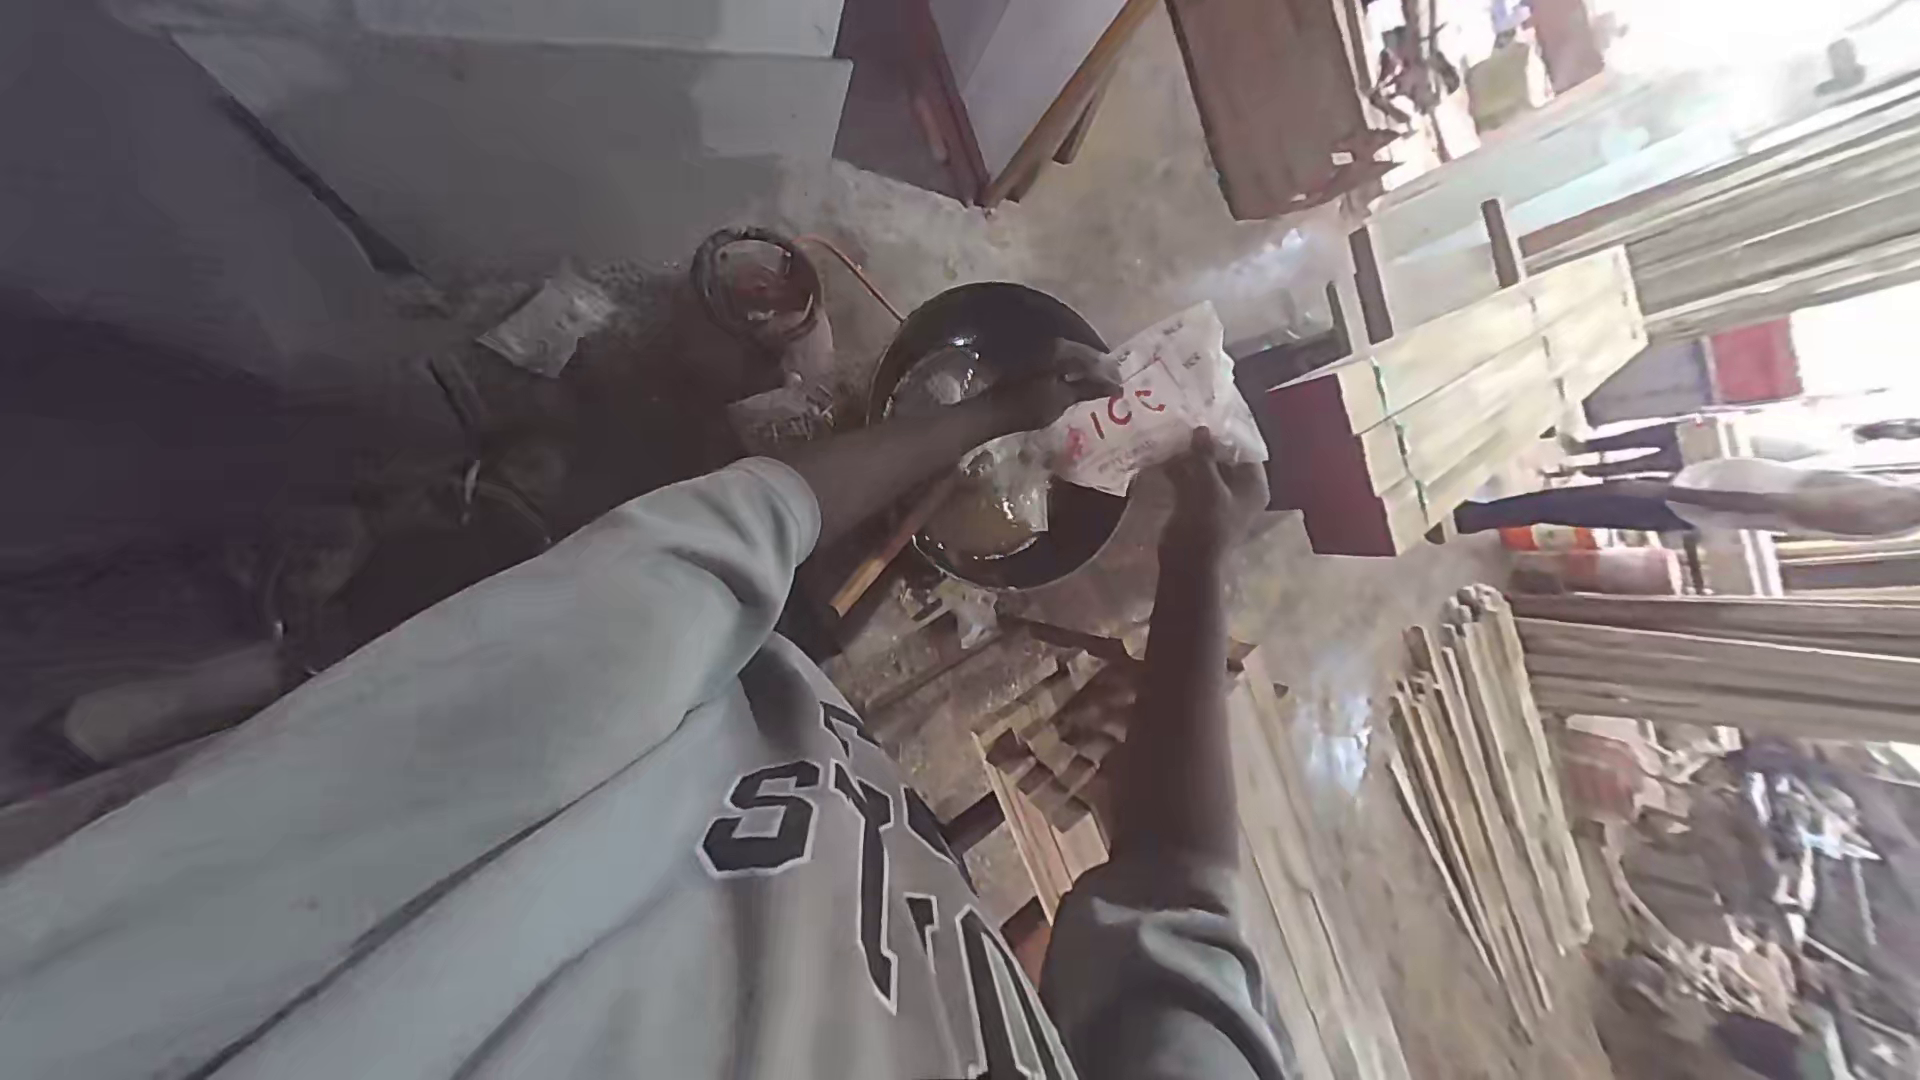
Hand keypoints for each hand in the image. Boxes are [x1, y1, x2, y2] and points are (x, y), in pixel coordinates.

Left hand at [988, 339, 1122, 433]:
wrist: (992, 410)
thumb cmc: (1027, 407)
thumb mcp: (1061, 400)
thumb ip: (1088, 389)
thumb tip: (1115, 385)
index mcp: (1061, 350)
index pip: (1093, 357)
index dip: (1108, 372)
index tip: (1120, 386)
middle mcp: (1051, 343)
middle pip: (1082, 354)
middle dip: (1098, 369)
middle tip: (1112, 385)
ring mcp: (1038, 350)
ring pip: (1070, 357)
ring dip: (1084, 370)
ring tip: (1097, 386)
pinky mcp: (1029, 360)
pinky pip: (1058, 361)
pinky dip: (1069, 371)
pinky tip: (1074, 383)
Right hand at [1161, 428, 1268, 557]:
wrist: (1187, 561)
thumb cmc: (1205, 525)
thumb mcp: (1207, 487)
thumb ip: (1205, 457)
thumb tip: (1201, 429)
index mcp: (1252, 485)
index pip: (1245, 450)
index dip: (1228, 434)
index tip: (1209, 415)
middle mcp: (1238, 489)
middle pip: (1224, 458)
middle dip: (1204, 443)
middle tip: (1185, 421)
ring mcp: (1216, 497)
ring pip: (1204, 468)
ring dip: (1188, 455)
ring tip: (1170, 435)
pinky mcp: (1196, 504)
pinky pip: (1189, 481)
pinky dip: (1178, 470)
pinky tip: (1161, 456)